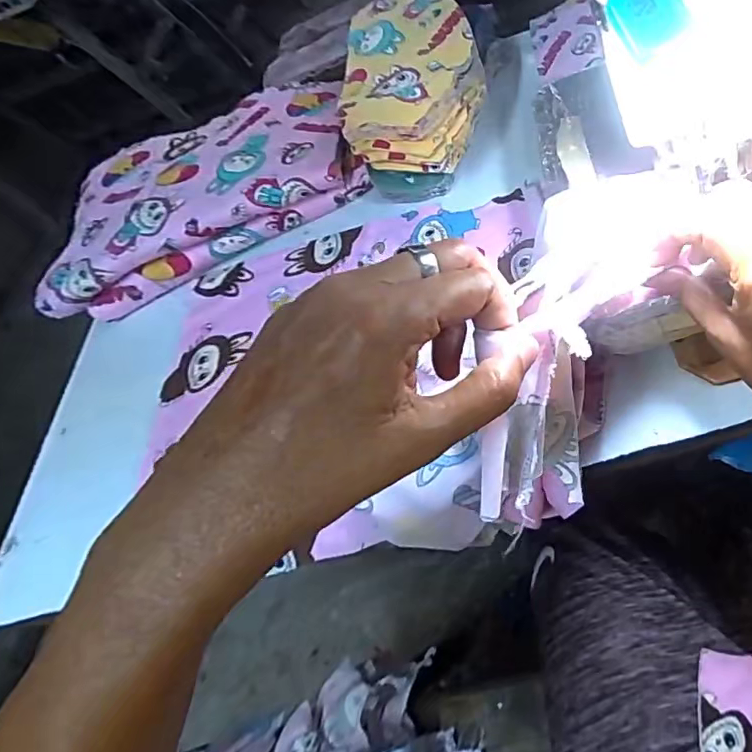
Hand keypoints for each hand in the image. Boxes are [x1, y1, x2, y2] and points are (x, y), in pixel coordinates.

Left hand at [87, 240, 538, 614]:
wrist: (223, 494)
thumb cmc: (330, 470)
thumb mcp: (424, 438)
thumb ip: (489, 389)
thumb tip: (528, 348)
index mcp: (389, 314)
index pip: (475, 277)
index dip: (501, 313)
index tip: (494, 359)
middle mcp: (355, 285)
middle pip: (442, 257)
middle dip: (470, 301)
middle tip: (462, 359)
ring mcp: (320, 292)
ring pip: (405, 270)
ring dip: (433, 307)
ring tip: (423, 371)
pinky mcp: (296, 308)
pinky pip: (365, 288)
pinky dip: (394, 312)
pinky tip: (374, 370)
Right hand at [649, 184, 751, 439]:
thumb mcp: (723, 336)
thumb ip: (690, 294)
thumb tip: (656, 274)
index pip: (709, 225)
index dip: (672, 234)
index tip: (654, 258)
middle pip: (728, 201)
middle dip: (690, 220)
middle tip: (670, 252)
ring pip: (747, 200)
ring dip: (712, 216)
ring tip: (692, 252)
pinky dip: (735, 221)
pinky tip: (719, 251)